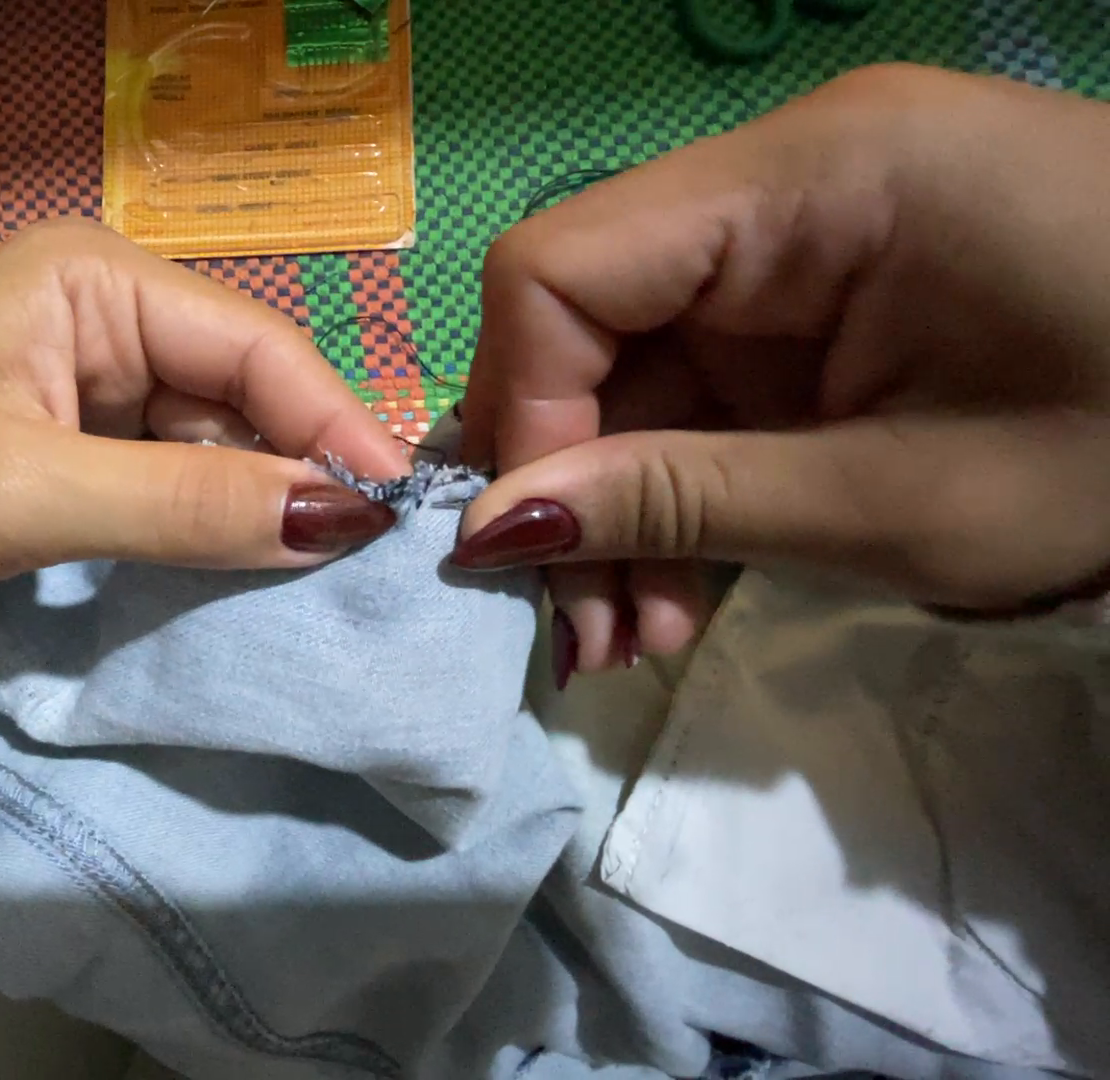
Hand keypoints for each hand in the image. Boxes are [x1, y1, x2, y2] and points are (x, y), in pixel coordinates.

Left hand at [0, 218, 409, 596]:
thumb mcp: (31, 491)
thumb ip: (180, 505)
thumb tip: (332, 521)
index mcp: (89, 280)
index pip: (245, 343)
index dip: (328, 418)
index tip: (392, 498)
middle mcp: (105, 316)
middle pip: (239, 388)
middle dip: (299, 460)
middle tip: (364, 541)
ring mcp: (98, 380)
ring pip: (214, 435)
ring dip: (261, 492)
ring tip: (320, 553)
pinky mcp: (87, 438)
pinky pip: (176, 470)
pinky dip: (213, 512)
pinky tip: (250, 546)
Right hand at [451, 64, 1109, 676]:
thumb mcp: (893, 508)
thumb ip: (667, 504)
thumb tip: (484, 534)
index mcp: (811, 178)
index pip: (554, 275)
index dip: (520, 410)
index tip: (535, 536)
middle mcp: (766, 187)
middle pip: (567, 335)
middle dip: (559, 487)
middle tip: (582, 624)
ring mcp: (768, 249)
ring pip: (604, 387)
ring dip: (601, 516)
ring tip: (633, 638)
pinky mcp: (777, 310)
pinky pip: (662, 404)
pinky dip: (651, 504)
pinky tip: (671, 597)